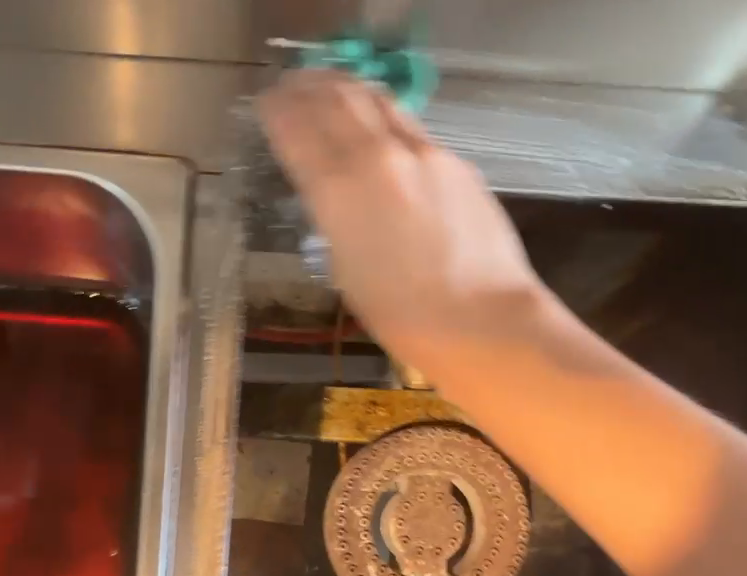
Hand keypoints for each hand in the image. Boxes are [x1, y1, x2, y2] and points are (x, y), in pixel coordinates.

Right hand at [258, 71, 561, 367]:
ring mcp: (422, 152)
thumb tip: (334, 194)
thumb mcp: (347, 271)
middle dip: (308, 90)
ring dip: (346, 89)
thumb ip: (335, 219)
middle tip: (291, 87)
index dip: (278, 113)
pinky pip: (408, 124)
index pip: (298, 133)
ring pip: (375, 101)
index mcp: (339, 192)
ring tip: (329, 88)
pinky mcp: (454, 159)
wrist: (480, 317)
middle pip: (336, 102)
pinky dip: (381, 114)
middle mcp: (378, 157)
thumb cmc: (401, 316)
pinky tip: (378, 124)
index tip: (266, 105)